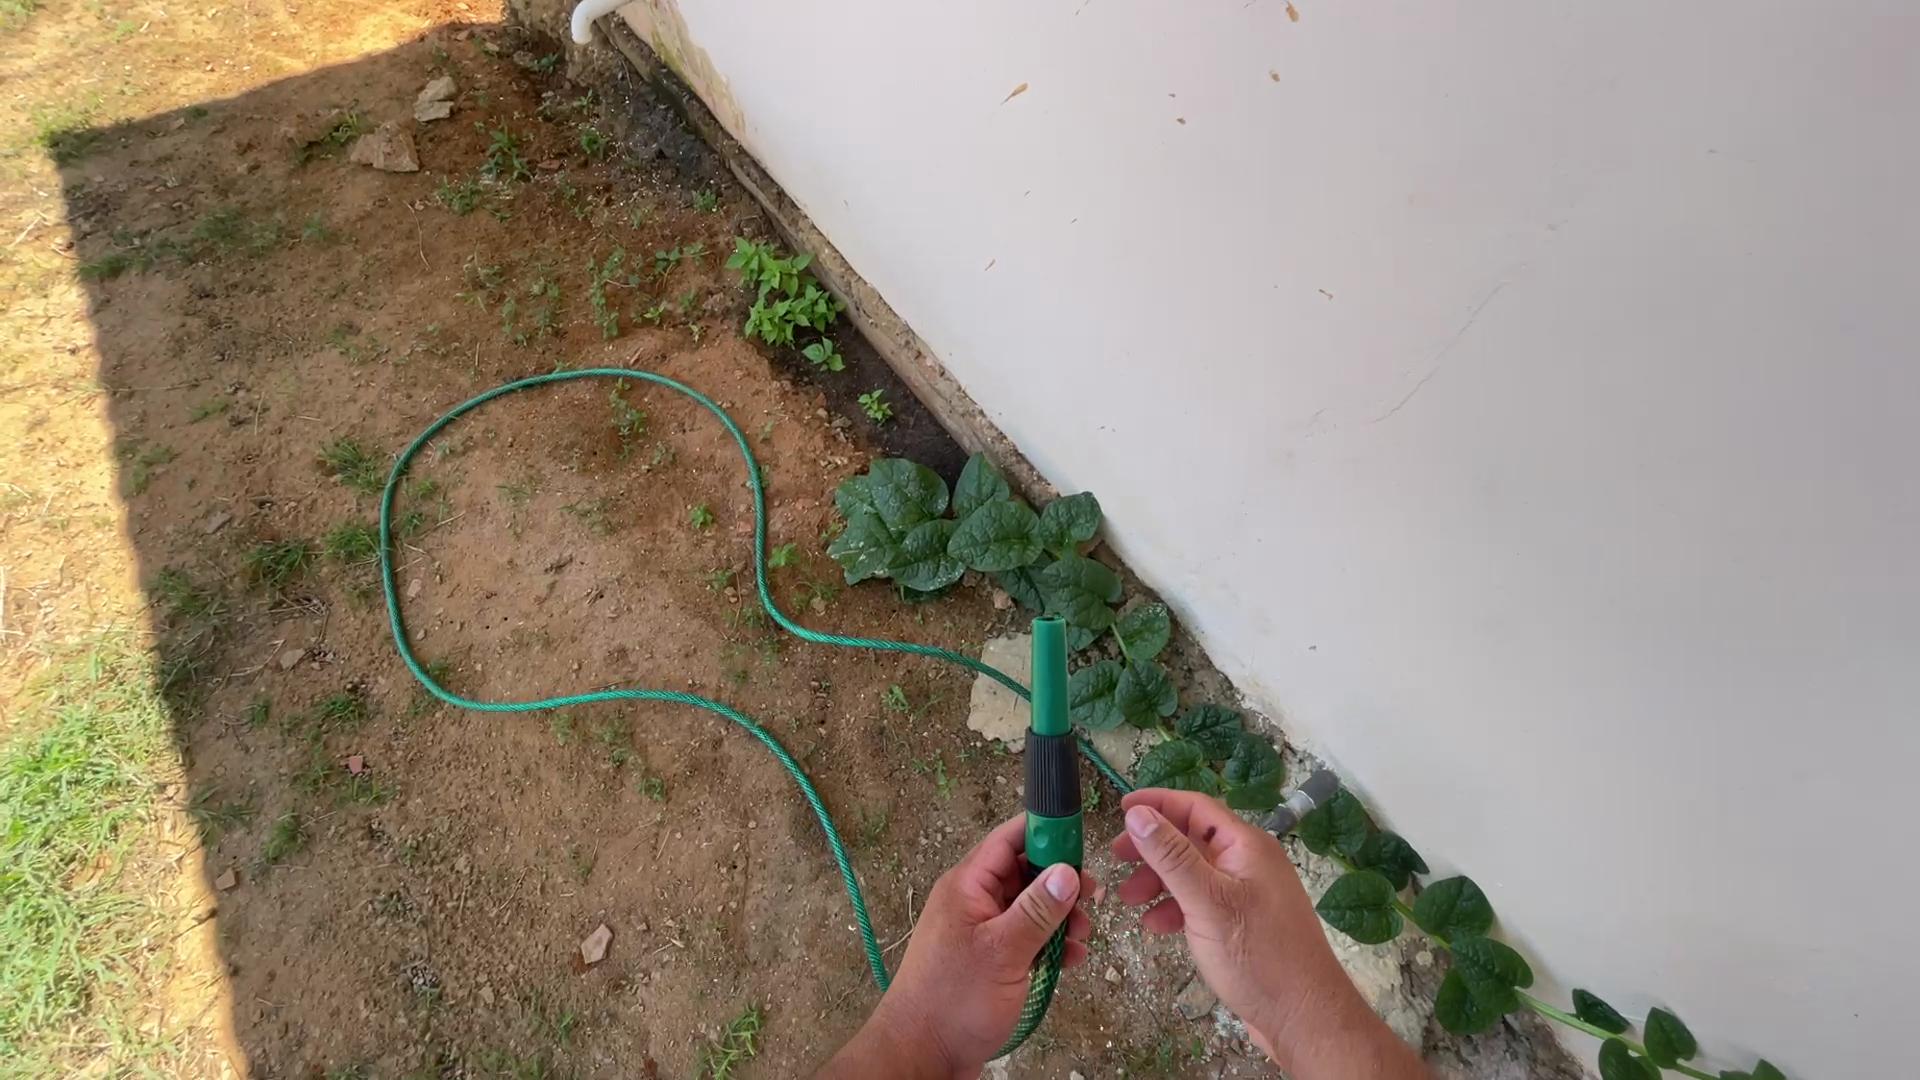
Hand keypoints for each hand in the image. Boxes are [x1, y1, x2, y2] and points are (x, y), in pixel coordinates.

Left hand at [823, 813, 1092, 1078]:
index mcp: (968, 883)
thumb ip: (1037, 910)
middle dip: (1058, 882)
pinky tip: (1071, 959)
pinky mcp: (989, 958)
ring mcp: (981, 930)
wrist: (922, 1056)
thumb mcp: (1003, 950)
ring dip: (1058, 916)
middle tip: (1092, 897)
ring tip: (1084, 934)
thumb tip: (1068, 870)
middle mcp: (974, 899)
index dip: (1043, 833)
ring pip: (1027, 907)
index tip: (1080, 840)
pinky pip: (1024, 937)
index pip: (1008, 840)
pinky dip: (1048, 943)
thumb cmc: (955, 998)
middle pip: (1022, 872)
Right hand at [1111, 789, 1385, 1073]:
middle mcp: (1247, 860)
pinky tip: (1157, 925)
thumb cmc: (1257, 955)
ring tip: (1129, 899)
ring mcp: (1246, 891)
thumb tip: (1137, 813)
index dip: (1156, 802)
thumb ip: (1170, 855)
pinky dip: (1176, 906)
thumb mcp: (1206, 900)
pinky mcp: (1243, 920)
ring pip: (1192, 871)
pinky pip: (1201, 899)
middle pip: (1190, 838)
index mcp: (1245, 844)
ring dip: (1158, 880)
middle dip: (1151, 846)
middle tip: (1116, 856)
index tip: (1121, 808)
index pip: (1195, 806)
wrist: (1305, 1022)